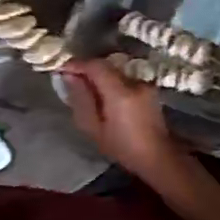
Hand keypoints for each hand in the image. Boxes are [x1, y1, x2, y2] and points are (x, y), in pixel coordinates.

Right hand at [58, 58, 177, 174]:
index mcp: (121, 93)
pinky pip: (126, 80)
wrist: (157, 155)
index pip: (97, 66)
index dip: (78, 64)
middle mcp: (136, 83)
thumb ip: (81, 99)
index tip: (62, 69)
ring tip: (87, 91)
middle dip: (88, 70)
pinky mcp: (151, 90)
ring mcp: (146, 85)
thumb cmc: (122, 147)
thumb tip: (69, 76)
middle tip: (72, 81)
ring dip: (101, 77)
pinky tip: (106, 97)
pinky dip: (113, 83)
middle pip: (108, 66)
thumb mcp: (93, 127)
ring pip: (117, 72)